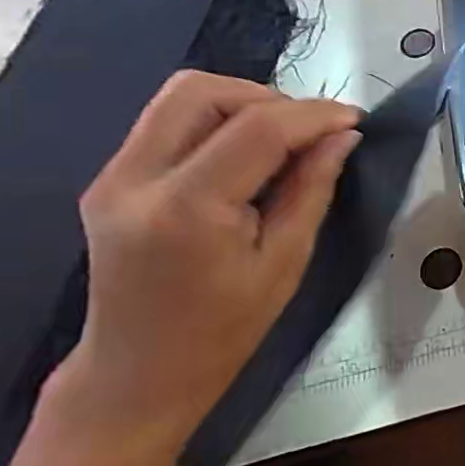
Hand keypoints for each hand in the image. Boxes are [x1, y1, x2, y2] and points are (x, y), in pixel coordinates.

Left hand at [70, 71, 362, 439]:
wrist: (136, 374)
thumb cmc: (224, 331)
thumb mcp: (285, 262)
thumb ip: (312, 188)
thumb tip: (343, 136)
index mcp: (186, 210)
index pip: (257, 129)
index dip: (313, 115)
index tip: (354, 119)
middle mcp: (135, 180)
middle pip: (201, 91)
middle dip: (270, 97)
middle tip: (311, 130)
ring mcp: (112, 176)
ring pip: (179, 97)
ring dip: (241, 102)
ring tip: (283, 138)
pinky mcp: (110, 179)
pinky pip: (168, 122)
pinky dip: (217, 121)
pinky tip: (247, 154)